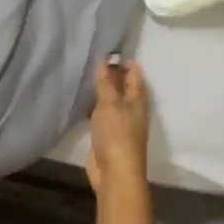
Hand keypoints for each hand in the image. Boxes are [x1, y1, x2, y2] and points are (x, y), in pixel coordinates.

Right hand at [86, 56, 149, 191]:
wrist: (115, 172)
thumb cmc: (116, 134)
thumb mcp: (109, 104)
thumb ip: (106, 83)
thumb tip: (106, 61)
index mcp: (138, 101)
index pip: (135, 76)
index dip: (127, 63)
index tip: (114, 51)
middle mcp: (132, 111)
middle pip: (126, 89)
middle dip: (116, 76)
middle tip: (100, 61)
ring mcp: (121, 125)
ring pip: (114, 102)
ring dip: (105, 92)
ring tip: (91, 78)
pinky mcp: (109, 136)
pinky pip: (104, 116)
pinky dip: (97, 107)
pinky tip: (86, 104)